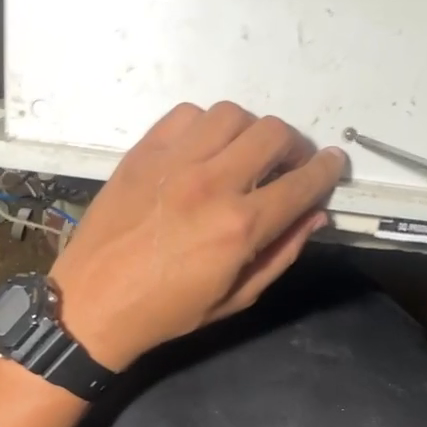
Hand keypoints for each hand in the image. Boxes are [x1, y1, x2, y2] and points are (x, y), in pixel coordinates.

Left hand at [50, 102, 347, 369]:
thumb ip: (281, 252)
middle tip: (288, 166)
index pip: (302, 182)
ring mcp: (175, 161)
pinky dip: (207, 125)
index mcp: (240, 227)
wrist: (93, 303)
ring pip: (233, 115)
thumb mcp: (236, 297)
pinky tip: (206, 149)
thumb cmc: (167, 311)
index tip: (333, 164)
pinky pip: (188, 115)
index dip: (327, 170)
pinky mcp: (144, 152)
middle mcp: (212, 183)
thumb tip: (314, 215)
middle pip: (273, 134)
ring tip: (246, 155)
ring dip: (251, 132)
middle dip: (294, 147)